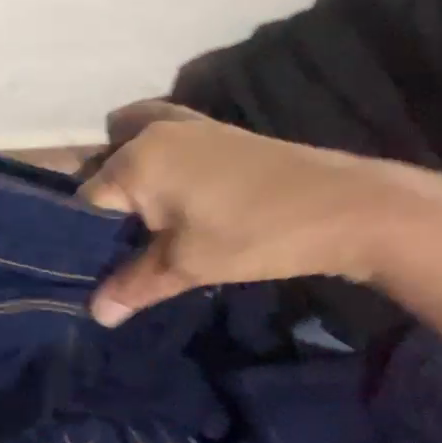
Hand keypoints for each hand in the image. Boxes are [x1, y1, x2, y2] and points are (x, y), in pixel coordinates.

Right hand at [77, 101, 441, 325]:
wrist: (356, 210)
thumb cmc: (259, 234)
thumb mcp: (189, 265)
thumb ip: (134, 284)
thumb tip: (96, 315)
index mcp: (134, 161)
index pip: (85, 200)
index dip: (85, 236)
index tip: (96, 266)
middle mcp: (151, 135)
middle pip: (103, 172)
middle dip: (104, 209)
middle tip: (119, 250)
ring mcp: (186, 127)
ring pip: (130, 151)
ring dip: (127, 181)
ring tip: (139, 222)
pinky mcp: (216, 133)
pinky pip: (162, 141)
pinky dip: (155, 161)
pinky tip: (171, 198)